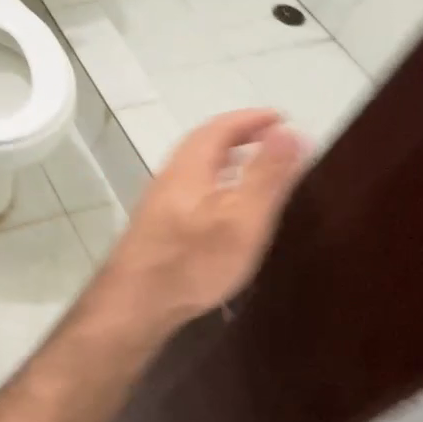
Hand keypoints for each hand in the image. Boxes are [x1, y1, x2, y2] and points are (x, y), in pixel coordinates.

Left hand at [86, 109, 304, 342]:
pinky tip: (226, 211)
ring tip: (255, 170)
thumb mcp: (241, 219)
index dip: (251, 119)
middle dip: (238, 136)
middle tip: (272, 140)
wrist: (133, 304)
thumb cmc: (191, 261)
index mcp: (188, 168)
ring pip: (195, 169)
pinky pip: (191, 191)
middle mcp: (169, 179)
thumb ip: (266, 175)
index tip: (282, 118)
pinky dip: (215, 185)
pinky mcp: (156, 229)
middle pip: (203, 145)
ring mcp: (158, 205)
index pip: (219, 128)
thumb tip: (289, 131)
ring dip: (226, 161)